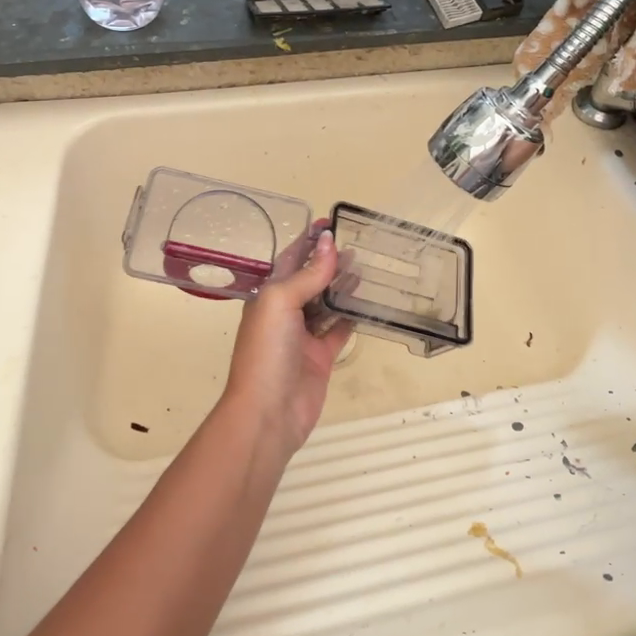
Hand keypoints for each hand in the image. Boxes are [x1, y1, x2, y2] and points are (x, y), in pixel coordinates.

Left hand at [222, 223, 352, 459]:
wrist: (267, 413)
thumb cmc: (266, 351)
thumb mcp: (280, 302)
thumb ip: (307, 273)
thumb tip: (329, 242)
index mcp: (268, 295)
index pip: (289, 260)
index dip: (307, 241)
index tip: (330, 222)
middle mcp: (285, 312)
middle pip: (310, 279)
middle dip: (329, 261)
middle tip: (358, 242)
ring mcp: (303, 336)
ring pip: (326, 303)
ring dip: (342, 285)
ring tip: (367, 266)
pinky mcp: (321, 357)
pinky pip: (339, 330)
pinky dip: (352, 316)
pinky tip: (369, 302)